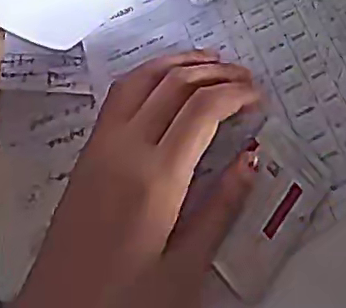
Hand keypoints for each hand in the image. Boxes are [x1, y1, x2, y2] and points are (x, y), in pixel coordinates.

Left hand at [15, 52, 262, 307]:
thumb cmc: (122, 304)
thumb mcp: (183, 271)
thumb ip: (220, 209)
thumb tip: (251, 160)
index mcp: (155, 179)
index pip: (202, 109)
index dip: (235, 93)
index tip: (257, 96)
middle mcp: (125, 148)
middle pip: (175, 83)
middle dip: (216, 71)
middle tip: (245, 76)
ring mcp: (101, 144)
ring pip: (143, 77)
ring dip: (180, 61)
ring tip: (211, 61)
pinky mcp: (87, 151)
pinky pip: (121, 92)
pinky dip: (151, 72)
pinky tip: (166, 80)